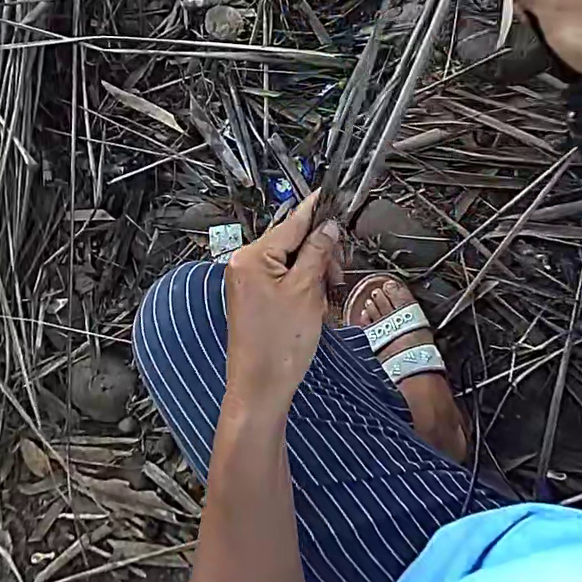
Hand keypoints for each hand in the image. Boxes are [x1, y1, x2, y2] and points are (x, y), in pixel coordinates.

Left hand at [221, 192, 342, 415]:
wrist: (261, 386)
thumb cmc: (278, 345)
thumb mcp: (306, 290)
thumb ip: (317, 253)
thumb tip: (327, 227)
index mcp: (251, 257)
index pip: (290, 223)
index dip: (314, 210)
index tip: (326, 195)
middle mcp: (243, 264)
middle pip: (289, 241)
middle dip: (318, 252)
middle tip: (338, 267)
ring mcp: (246, 281)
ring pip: (288, 261)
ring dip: (312, 270)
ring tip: (325, 292)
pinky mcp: (252, 297)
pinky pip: (281, 278)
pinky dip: (301, 283)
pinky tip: (313, 299)